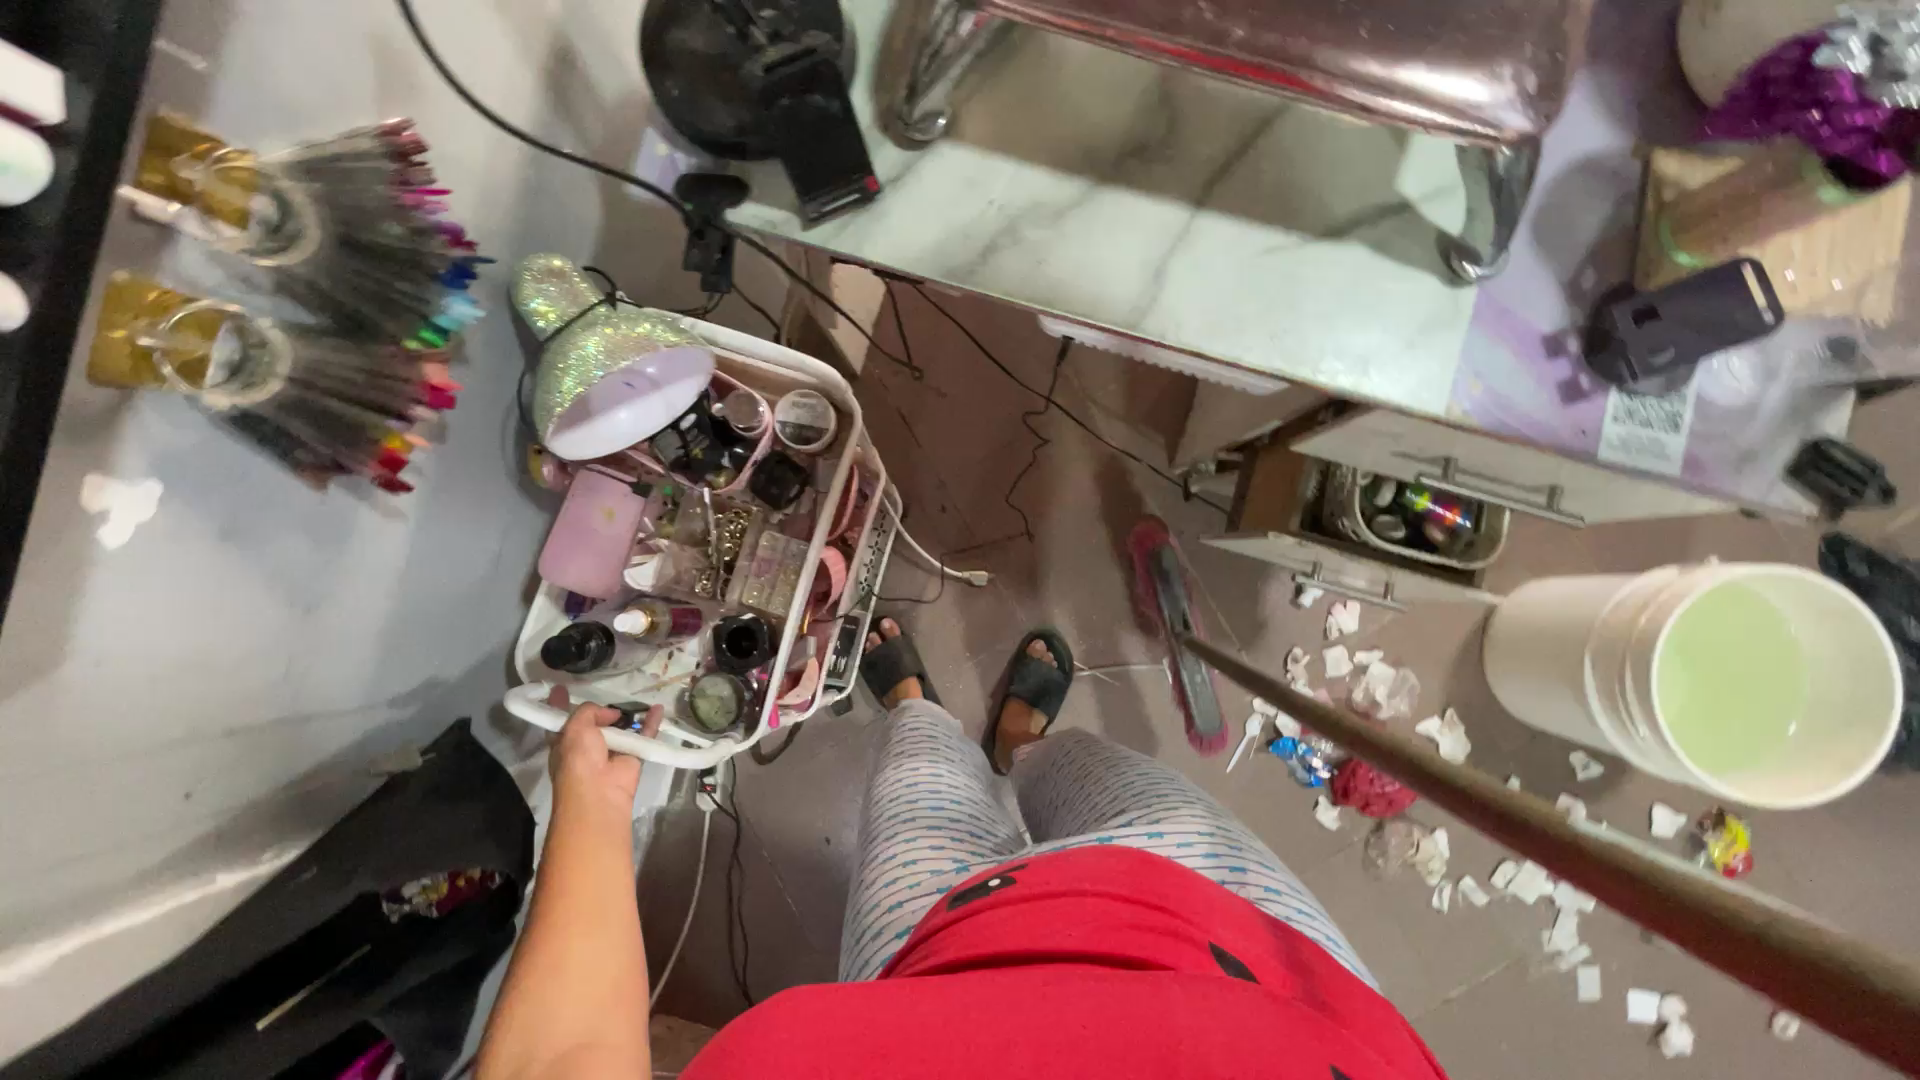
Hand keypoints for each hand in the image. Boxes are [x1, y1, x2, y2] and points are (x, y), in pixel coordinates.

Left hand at [546, 687, 659, 818]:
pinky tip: (658, 708)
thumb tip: (613, 714)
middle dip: (600, 709)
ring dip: (629, 714)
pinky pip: (644, 735)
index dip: (559, 704)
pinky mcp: (632, 756)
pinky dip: (652, 722)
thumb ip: (590, 711)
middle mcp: (587, 746)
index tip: (560, 687)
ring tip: (637, 697)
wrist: (598, 791)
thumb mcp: (575, 727)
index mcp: (565, 741)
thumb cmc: (577, 759)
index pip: (561, 719)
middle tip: (608, 691)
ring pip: (621, 727)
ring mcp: (611, 751)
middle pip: (594, 722)